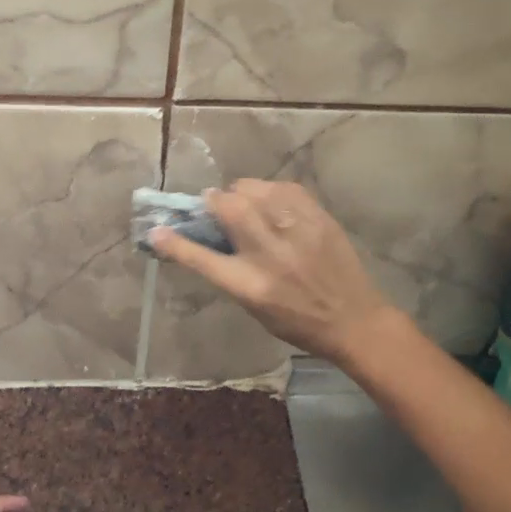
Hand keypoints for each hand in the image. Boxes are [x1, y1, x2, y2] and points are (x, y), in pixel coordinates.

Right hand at [150, 179, 400, 364]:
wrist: (354, 319)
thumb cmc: (298, 322)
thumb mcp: (255, 308)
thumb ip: (232, 274)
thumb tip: (211, 241)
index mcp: (251, 287)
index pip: (203, 260)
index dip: (176, 243)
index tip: (156, 231)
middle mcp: (271, 256)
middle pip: (228, 210)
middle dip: (213, 201)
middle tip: (213, 205)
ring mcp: (297, 233)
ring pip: (255, 191)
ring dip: (240, 192)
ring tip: (243, 200)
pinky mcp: (318, 218)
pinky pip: (284, 188)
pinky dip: (270, 190)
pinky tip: (271, 201)